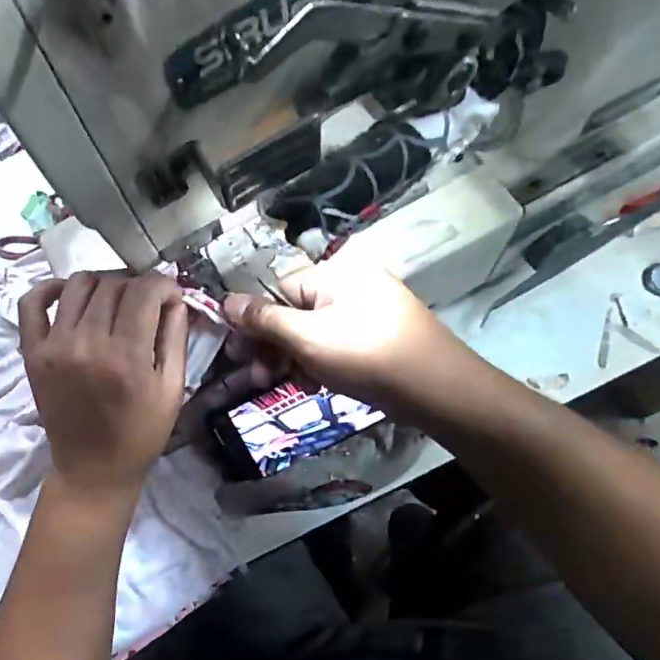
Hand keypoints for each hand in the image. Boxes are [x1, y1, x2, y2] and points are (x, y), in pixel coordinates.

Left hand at [20, 272, 189, 496]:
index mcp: (128, 357)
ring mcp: (55, 346)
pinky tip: (70, 295)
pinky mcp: (32, 352)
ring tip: (114, 302)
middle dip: (137, 287)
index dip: (164, 285)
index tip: (170, 297)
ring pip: (79, 284)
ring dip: (103, 284)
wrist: (93, 468)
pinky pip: (32, 302)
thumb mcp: (173, 390)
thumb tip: (174, 299)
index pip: (145, 291)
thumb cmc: (141, 433)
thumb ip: (175, 339)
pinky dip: (51, 289)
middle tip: (146, 304)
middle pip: (114, 285)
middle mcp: (88, 344)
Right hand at [221, 258, 489, 421]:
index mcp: (334, 273)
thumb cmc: (363, 355)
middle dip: (277, 346)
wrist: (434, 386)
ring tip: (299, 384)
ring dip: (299, 359)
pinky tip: (322, 385)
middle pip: (297, 312)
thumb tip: (225, 301)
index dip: (258, 323)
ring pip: (317, 333)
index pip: (279, 290)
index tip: (243, 354)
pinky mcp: (382, 336)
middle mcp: (352, 284)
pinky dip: (326, 363)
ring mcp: (370, 310)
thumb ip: (263, 320)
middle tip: (262, 378)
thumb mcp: (306, 338)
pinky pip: (341, 344)